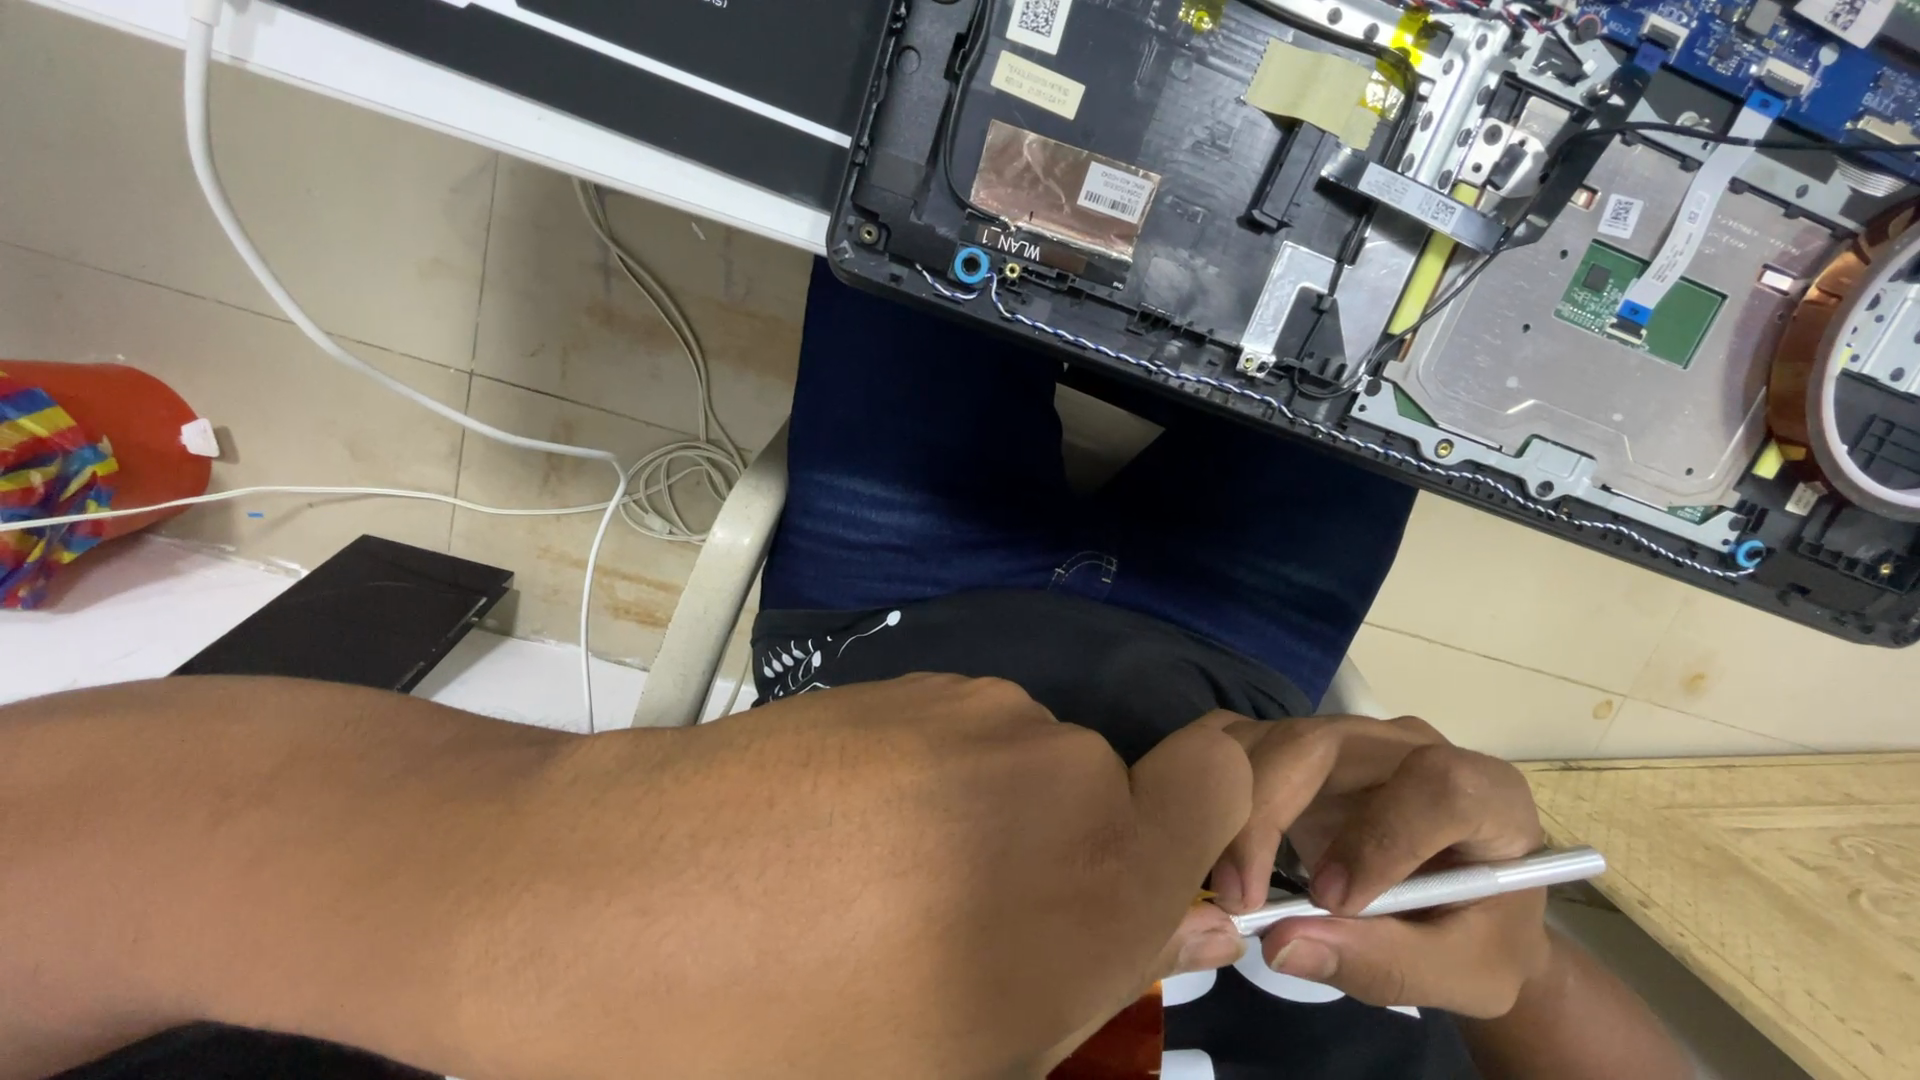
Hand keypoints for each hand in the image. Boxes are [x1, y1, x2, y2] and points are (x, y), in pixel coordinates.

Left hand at [459, 674, 1254, 1077]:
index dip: (1215, 821)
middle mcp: (1053, 768)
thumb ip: (1090, 983)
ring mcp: (971, 708)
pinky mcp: (902, 680)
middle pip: (1115, 795)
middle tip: (980, 928)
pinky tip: (851, 833)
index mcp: (1090, 884)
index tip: (1153, 883)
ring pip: (1032, 766)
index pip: (1222, 784)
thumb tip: (1184, 919)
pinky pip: (964, 735)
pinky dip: (941, 782)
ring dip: (998, 821)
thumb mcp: (960, 1062)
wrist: (605, 901)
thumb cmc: (784, 1035)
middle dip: (1074, 856)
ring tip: (892, 883)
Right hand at [1202, 716, 1549, 1017]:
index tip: (1336, 903)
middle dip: (1266, 812)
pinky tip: (1202, 841)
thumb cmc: (1476, 937)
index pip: (1438, 784)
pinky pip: (1241, 744)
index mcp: (1483, 793)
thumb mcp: (1462, 974)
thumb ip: (1385, 962)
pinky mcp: (1296, 750)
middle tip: (1237, 895)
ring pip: (1271, 739)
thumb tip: (1279, 942)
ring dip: (1228, 802)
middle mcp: (1405, 746)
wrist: (1457, 910)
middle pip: (1322, 745)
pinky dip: (1208, 784)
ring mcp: (1344, 740)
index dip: (1382, 838)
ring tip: (1219, 880)